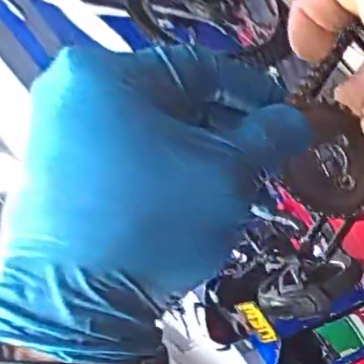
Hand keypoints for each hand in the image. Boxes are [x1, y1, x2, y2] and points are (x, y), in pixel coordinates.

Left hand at [0, 45, 312, 363]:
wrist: (82, 295)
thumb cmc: (135, 232)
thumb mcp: (228, 177)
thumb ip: (268, 140)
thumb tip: (293, 123)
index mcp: (105, 75)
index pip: (204, 67)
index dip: (258, 93)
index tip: (288, 115)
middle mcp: (78, 94)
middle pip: (185, 102)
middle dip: (239, 136)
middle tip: (275, 160)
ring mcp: (71, 134)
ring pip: (167, 135)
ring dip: (216, 161)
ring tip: (248, 193)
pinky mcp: (77, 173)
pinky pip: (146, 161)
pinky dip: (185, 177)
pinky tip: (212, 205)